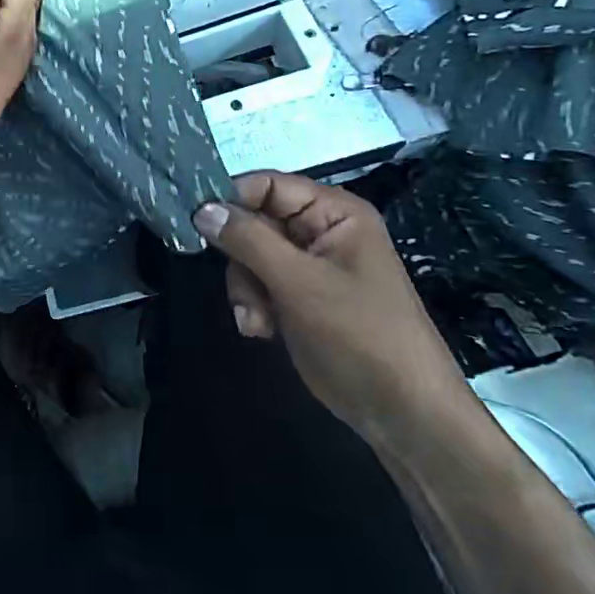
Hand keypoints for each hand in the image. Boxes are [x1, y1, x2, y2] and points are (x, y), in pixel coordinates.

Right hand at [192, 172, 467, 446]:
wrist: (398, 407)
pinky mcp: (301, 299)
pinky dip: (254, 306)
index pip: (270, 185)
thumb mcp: (300, 282)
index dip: (233, 198)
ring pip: (252, 258)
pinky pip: (261, 287)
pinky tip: (261, 331)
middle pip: (257, 223)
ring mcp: (311, 268)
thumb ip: (249, 241)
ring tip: (256, 321)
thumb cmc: (358, 332)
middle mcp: (321, 232)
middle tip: (242, 288)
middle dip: (242, 258)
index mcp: (334, 212)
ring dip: (246, 289)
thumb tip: (202, 208)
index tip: (196, 221)